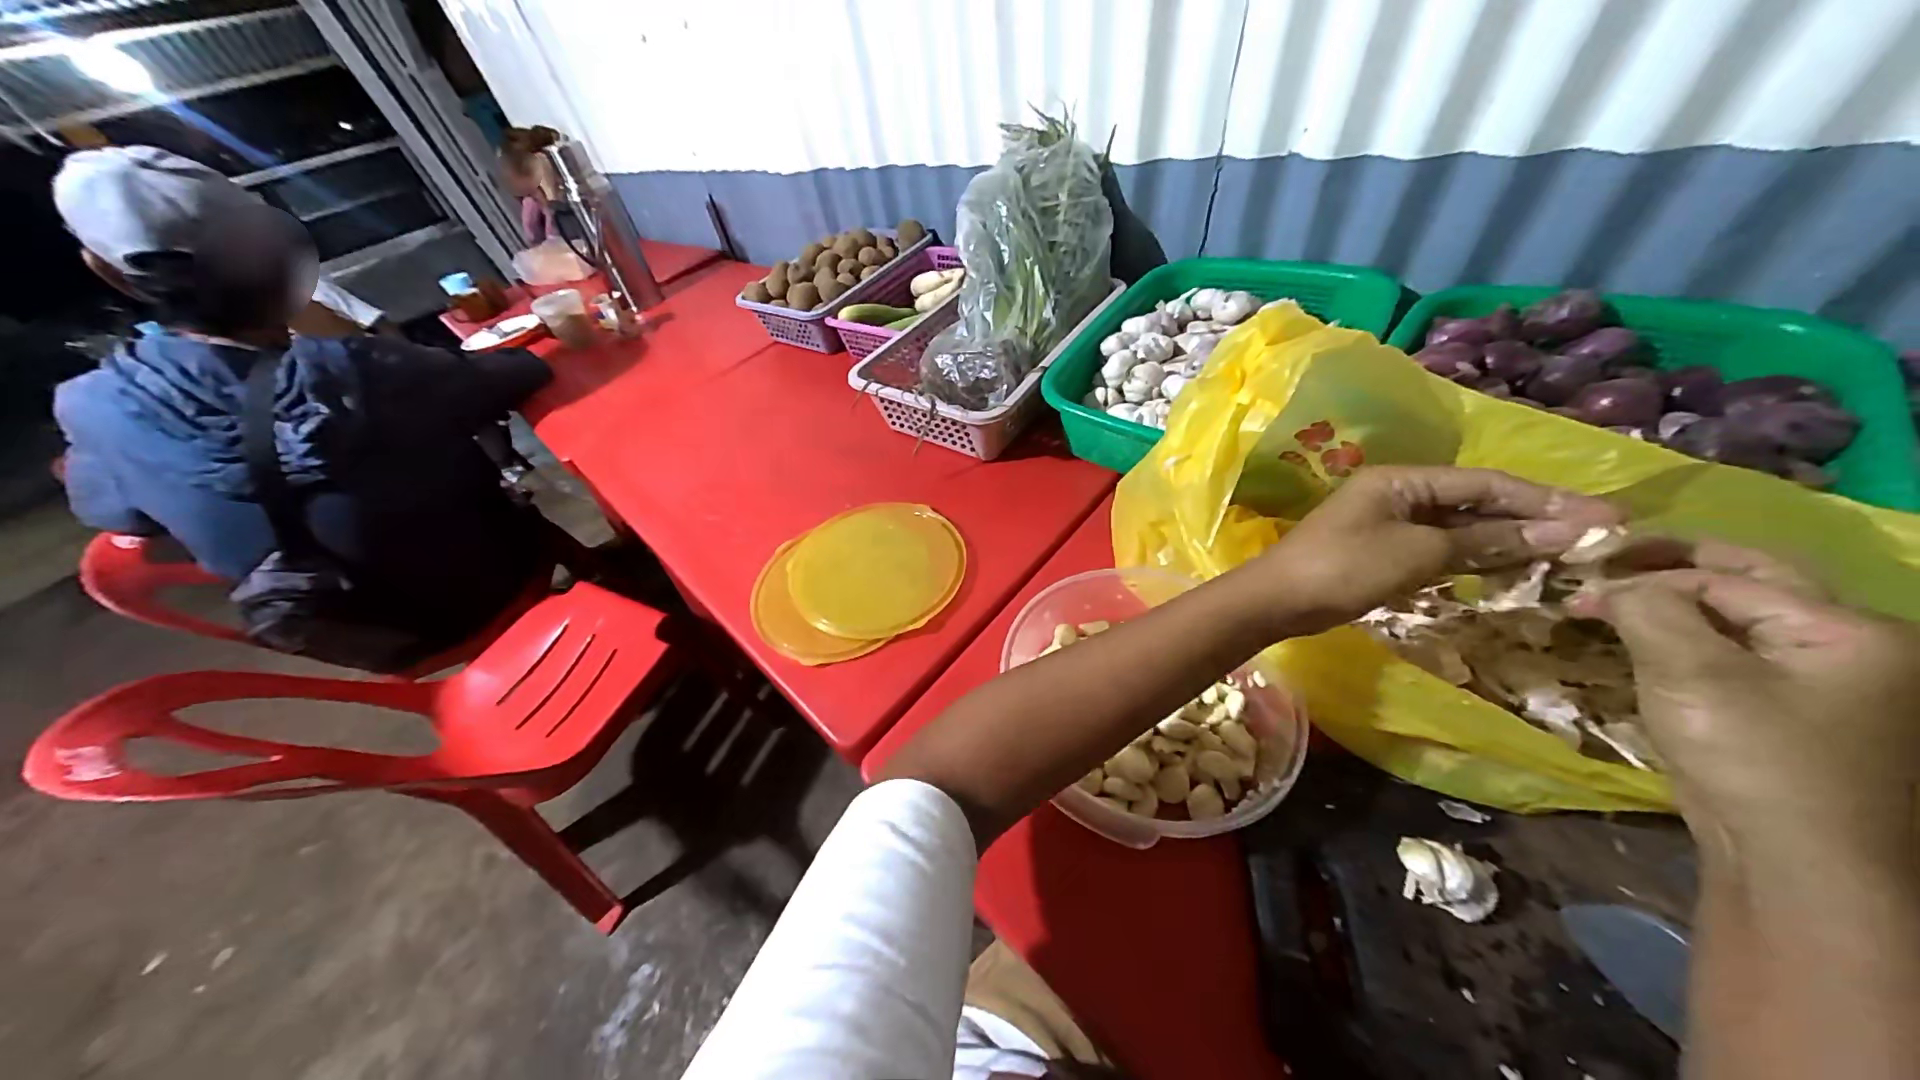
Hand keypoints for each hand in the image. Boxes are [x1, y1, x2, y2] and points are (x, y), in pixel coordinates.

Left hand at [1241, 465, 1620, 635]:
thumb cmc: (1344, 569)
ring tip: (1565, 555)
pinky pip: (1438, 548)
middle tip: (1597, 537)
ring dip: (1506, 540)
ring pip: (1459, 527)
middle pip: (1474, 501)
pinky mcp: (1381, 551)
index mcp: (1401, 479)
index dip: (1546, 500)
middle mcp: (1396, 492)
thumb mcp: (1419, 553)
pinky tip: (1508, 569)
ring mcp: (1386, 522)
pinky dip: (1472, 558)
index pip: (1485, 483)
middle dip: (1532, 518)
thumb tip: (1561, 531)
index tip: (1605, 517)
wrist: (1277, 602)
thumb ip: (1486, 541)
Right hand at [1577, 544, 1919, 868]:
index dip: (1644, 578)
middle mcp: (1858, 650)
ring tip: (1618, 606)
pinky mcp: (1805, 719)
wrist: (1802, 866)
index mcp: (1850, 631)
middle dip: (1672, 570)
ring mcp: (1838, 688)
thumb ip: (1648, 610)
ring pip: (1744, 624)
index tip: (1574, 590)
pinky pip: (1743, 660)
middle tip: (1607, 564)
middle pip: (1752, 585)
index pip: (1726, 578)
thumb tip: (1611, 584)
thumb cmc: (1753, 758)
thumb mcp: (1688, 673)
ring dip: (1678, 608)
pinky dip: (1694, 644)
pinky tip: (1653, 649)